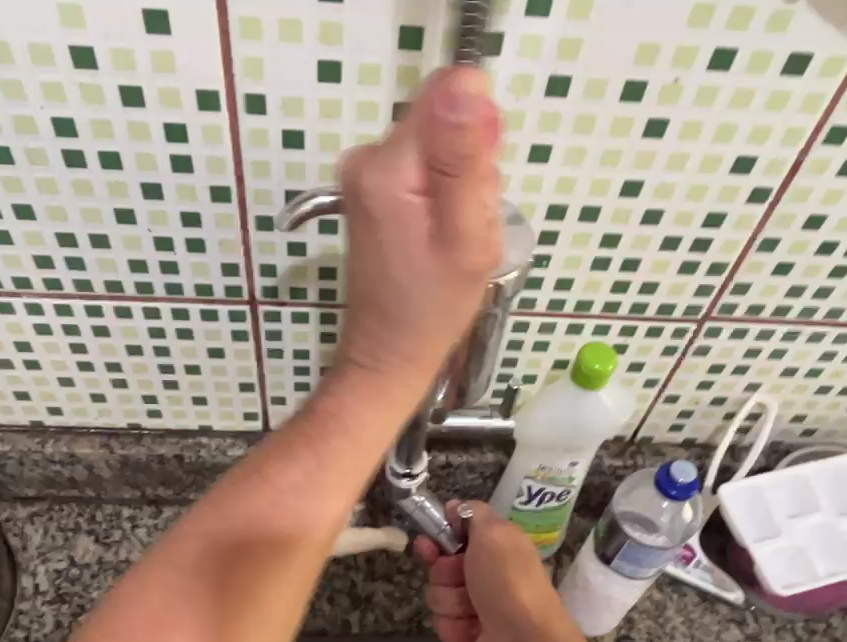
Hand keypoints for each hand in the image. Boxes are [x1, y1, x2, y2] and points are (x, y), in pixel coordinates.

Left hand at [333, 66, 503, 396]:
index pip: (451, 97)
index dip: (480, 140)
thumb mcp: (465, 238)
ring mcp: (367, 175)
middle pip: (447, 123)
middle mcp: (367, 158)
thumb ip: (466, 161)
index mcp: (387, 166)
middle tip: (466, 228)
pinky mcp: (373, 192)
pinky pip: (428, 172)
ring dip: (462, 191)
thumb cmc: (431, 308)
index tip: (476, 191)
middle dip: (472, 172)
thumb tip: (468, 83)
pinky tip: (442, 240)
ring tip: (454, 240)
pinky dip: (446, 202)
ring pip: (442, 149)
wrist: (390, 354)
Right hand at [412, 501, 573, 641]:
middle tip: (464, 580)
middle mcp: (485, 570)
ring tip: (474, 611)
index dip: (437, 539)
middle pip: (439, 566)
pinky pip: (443, 622)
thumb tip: (455, 505)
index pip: (453, 533)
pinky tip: (473, 631)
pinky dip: (455, 627)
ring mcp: (477, 602)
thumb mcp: (494, 533)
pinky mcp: (470, 630)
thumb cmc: (508, 581)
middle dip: (444, 575)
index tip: (428, 546)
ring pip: (437, 596)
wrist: (523, 640)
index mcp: (494, 544)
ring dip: (451, 603)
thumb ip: (473, 513)